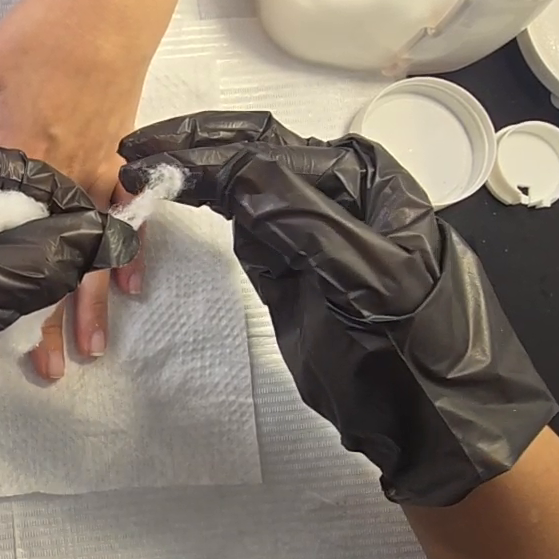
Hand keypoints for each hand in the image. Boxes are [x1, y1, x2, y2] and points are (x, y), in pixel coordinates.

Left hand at [0, 0, 173, 377]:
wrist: (113, 1)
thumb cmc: (44, 30)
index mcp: (23, 160)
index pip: (3, 244)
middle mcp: (64, 180)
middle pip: (54, 266)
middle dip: (52, 322)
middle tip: (49, 371)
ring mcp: (98, 174)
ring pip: (92, 254)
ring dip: (92, 305)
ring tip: (94, 351)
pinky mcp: (121, 160)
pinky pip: (126, 217)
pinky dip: (128, 252)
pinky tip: (130, 287)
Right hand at [119, 111, 557, 505]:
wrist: (424, 415)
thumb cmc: (412, 349)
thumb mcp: (368, 279)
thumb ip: (305, 220)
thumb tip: (237, 173)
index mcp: (361, 178)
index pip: (267, 150)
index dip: (202, 153)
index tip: (145, 164)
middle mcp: (334, 188)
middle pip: (253, 147)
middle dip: (193, 143)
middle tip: (134, 149)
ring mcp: (307, 225)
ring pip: (243, 180)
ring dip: (195, 169)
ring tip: (143, 171)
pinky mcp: (286, 260)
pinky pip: (243, 218)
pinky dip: (208, 203)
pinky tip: (180, 195)